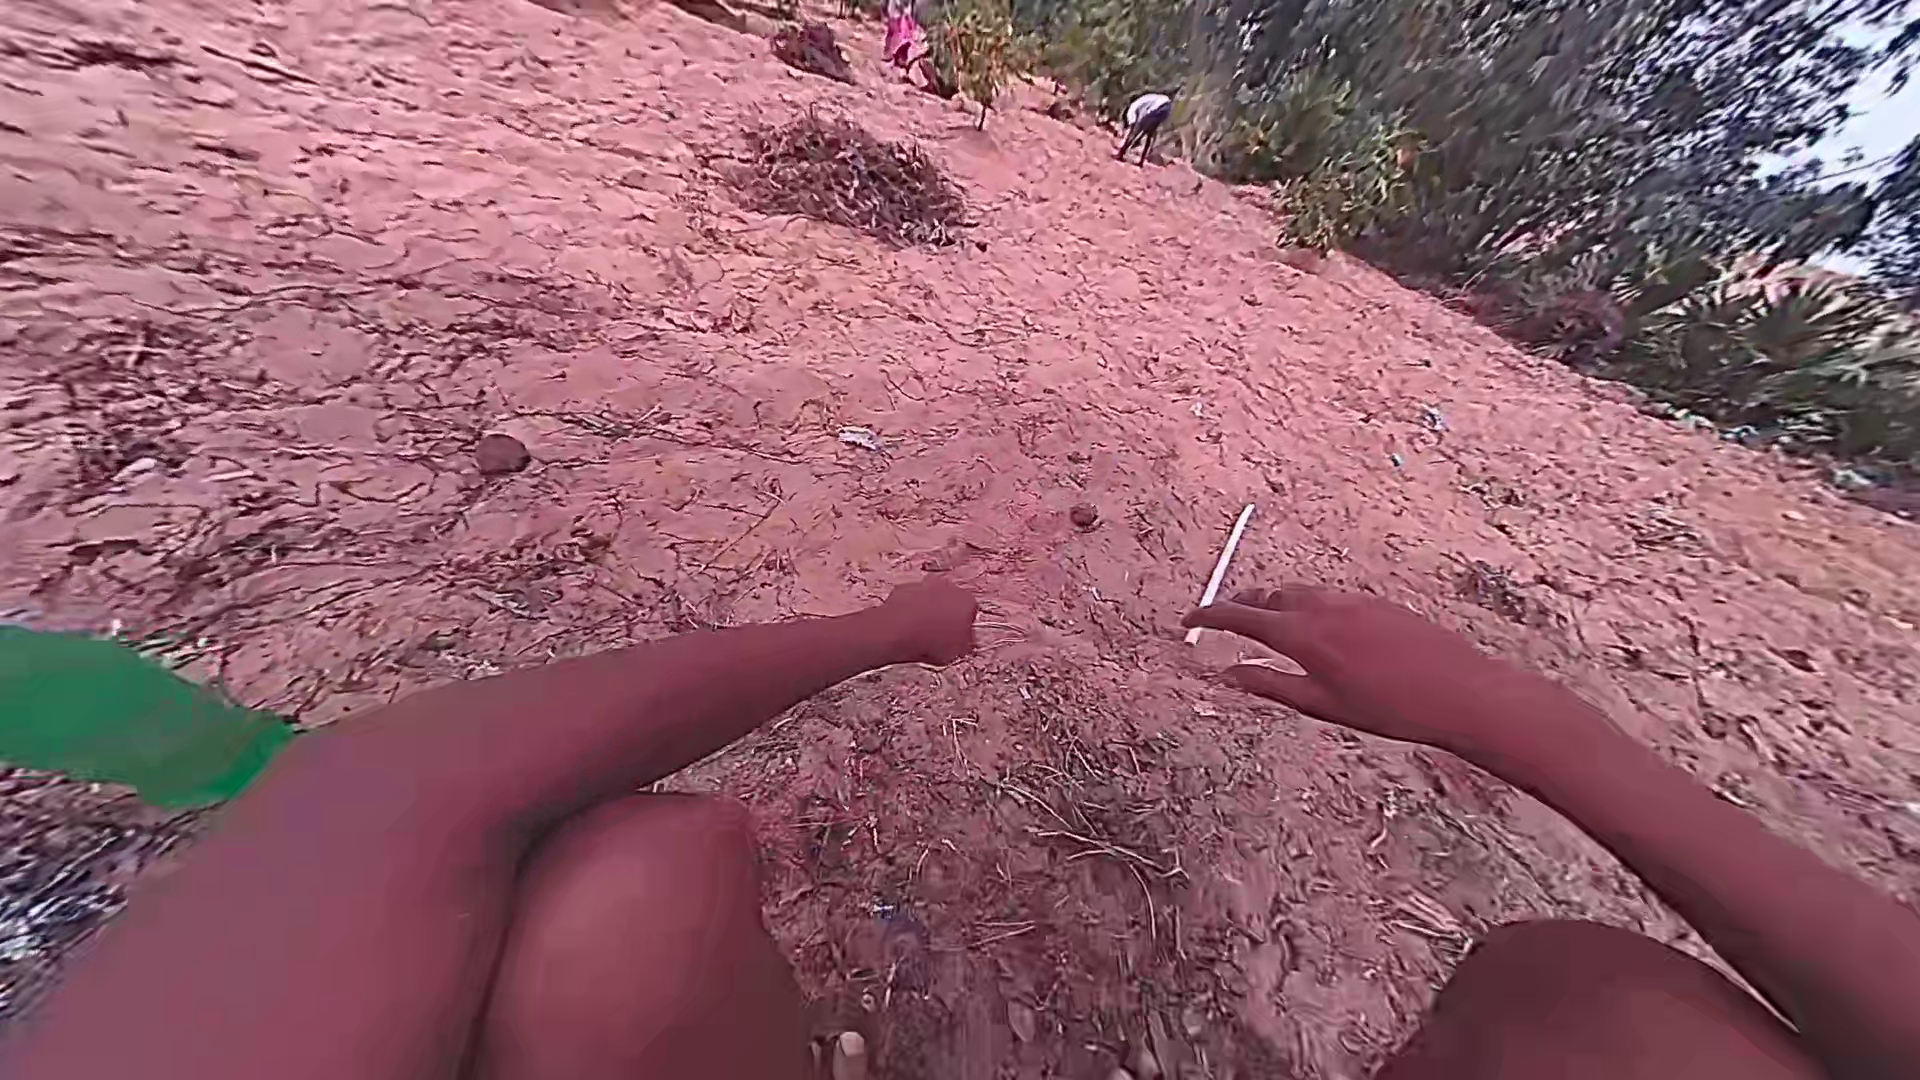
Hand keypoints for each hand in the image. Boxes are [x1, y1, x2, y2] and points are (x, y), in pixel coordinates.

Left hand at [878, 577, 976, 665]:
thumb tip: (966, 644)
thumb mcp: (956, 652)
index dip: (964, 627)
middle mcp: (948, 587)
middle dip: (947, 614)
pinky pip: (911, 598)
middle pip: (951, 601)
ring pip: (931, 597)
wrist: (896, 632)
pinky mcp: (905, 587)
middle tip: (940, 635)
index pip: (971, 612)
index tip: (958, 638)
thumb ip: (966, 644)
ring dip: (928, 609)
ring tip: (921, 632)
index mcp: (967, 601)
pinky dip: (910, 608)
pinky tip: (906, 625)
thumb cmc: (928, 641)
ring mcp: (925, 585)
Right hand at [1182, 587, 1607, 764]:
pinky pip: (1322, 595)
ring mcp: (1347, 599)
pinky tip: (1313, 628)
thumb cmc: (1389, 708)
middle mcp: (1319, 607)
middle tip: (1223, 621)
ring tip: (1265, 623)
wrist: (1466, 694)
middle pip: (1263, 595)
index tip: (1188, 620)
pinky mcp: (1372, 601)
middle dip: (1237, 605)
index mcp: (1300, 634)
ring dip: (1269, 602)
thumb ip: (1268, 684)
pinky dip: (1301, 604)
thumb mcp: (1320, 704)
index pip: (1238, 616)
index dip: (1208, 616)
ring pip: (1293, 592)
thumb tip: (1226, 674)